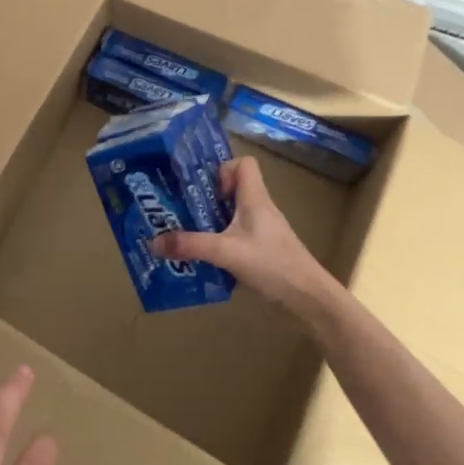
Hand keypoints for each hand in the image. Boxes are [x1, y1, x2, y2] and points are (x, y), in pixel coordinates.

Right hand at [151, 156, 337, 318]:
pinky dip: (219, 242)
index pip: (244, 164)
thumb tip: (153, 241)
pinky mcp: (263, 251)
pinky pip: (236, 236)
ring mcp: (263, 232)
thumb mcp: (226, 252)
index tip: (204, 188)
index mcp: (255, 199)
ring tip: (185, 233)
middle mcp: (260, 210)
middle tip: (181, 209)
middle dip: (205, 197)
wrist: (310, 300)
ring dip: (210, 221)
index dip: (223, 169)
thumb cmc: (273, 264)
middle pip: (233, 189)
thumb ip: (190, 245)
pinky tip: (205, 258)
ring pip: (232, 215)